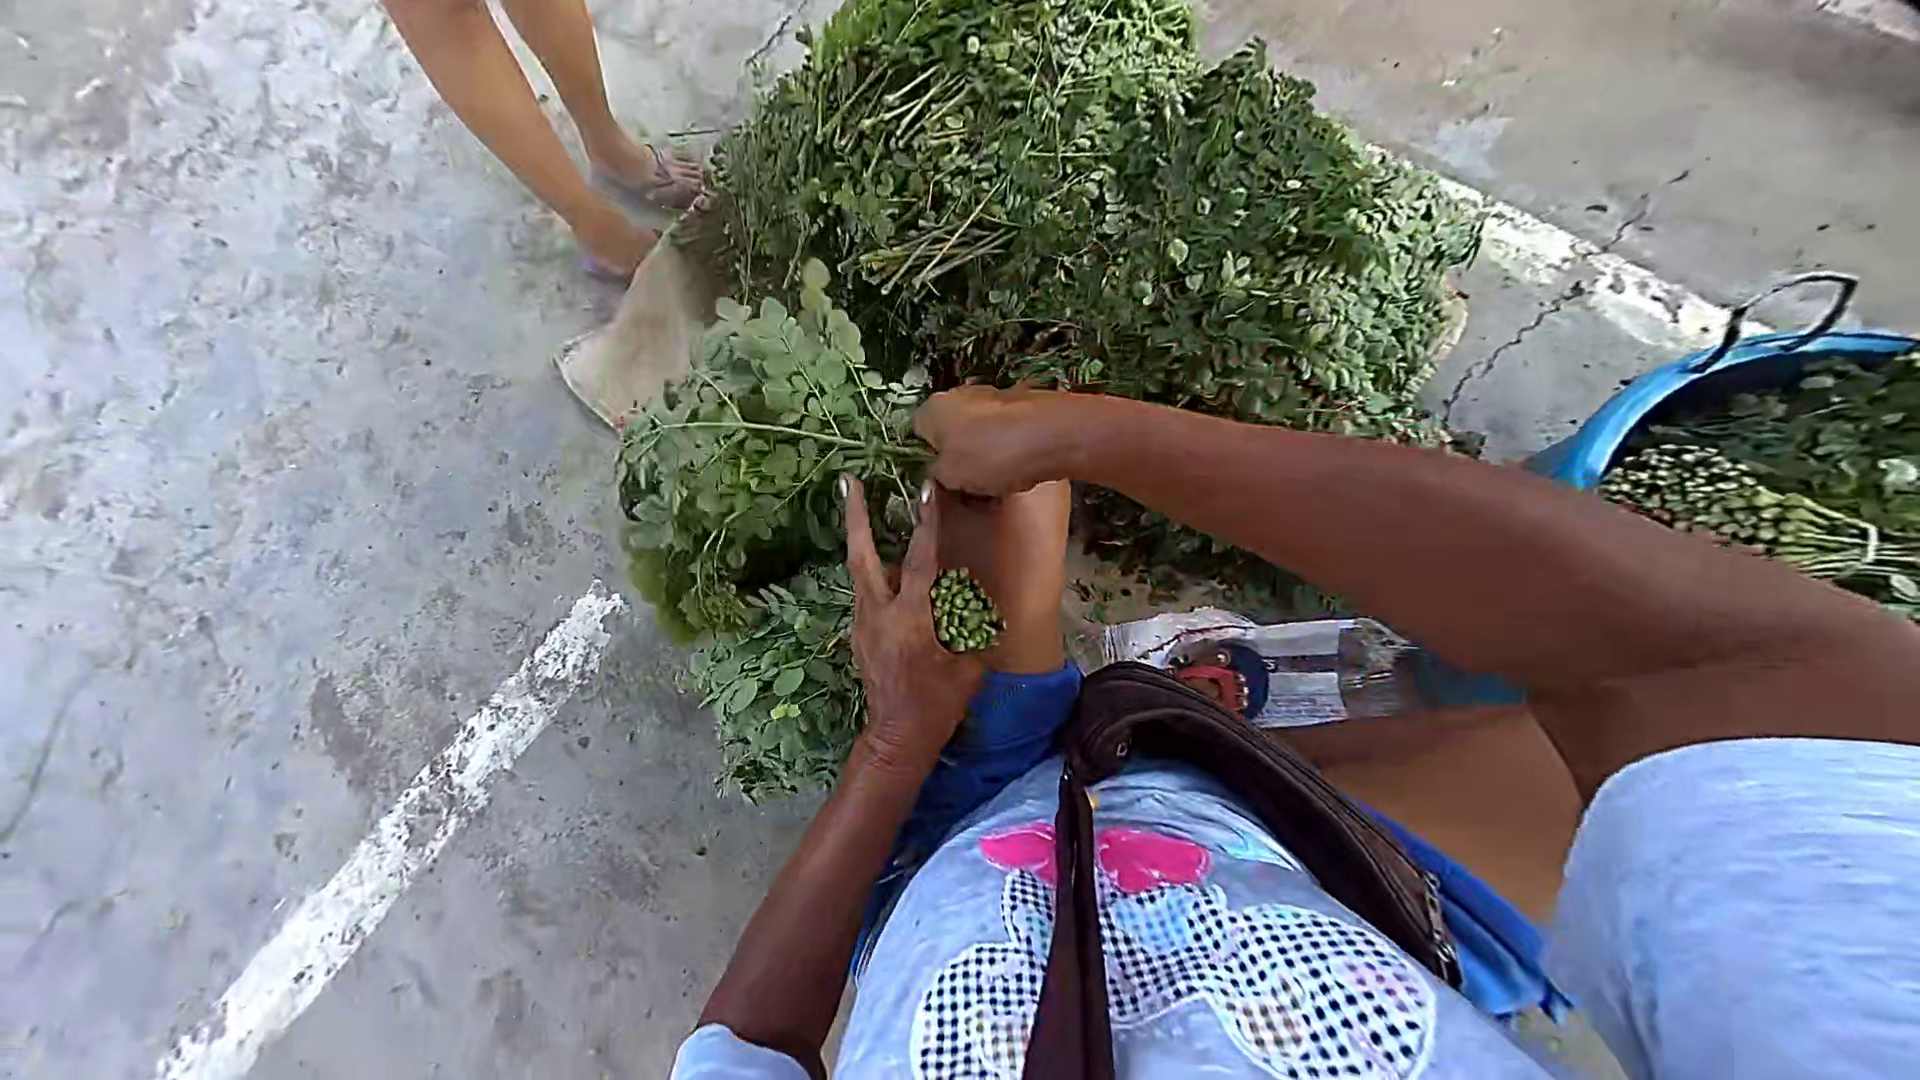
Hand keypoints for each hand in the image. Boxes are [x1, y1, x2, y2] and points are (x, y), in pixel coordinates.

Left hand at [843, 474, 984, 778]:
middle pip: (861, 555)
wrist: (898, 736)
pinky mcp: (857, 633)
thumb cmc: (939, 702)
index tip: (926, 488)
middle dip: (855, 516)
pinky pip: (865, 591)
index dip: (926, 523)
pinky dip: (873, 571)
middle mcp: (878, 614)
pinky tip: (885, 567)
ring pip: (859, 571)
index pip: (920, 561)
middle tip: (849, 481)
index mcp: (911, 619)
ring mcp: (862, 622)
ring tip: (859, 506)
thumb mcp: (968, 662)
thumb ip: (970, 622)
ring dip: (861, 538)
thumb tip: (974, 590)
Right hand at [913, 386, 1088, 495]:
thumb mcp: (950, 477)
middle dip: (956, 457)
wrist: (1053, 435)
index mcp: (933, 407)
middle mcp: (959, 394)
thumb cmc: (992, 455)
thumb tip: (936, 473)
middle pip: (949, 431)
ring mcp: (993, 396)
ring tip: (994, 483)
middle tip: (964, 486)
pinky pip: (1004, 432)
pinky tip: (1016, 470)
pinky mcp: (1022, 404)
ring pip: (978, 433)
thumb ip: (935, 475)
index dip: (924, 459)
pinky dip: (1006, 449)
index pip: (915, 433)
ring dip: (982, 455)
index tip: (936, 480)